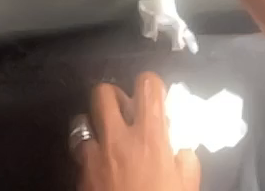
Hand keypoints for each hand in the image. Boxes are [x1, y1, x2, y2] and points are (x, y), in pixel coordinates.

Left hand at [75, 73, 199, 190]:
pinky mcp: (79, 175)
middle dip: (114, 98)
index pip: (147, 85)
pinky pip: (77, 151)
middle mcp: (118, 138)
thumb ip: (185, 161)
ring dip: (95, 125)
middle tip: (125, 114)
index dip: (151, 86)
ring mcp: (95, 155)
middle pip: (103, 92)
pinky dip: (86, 152)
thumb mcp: (186, 188)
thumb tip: (180, 149)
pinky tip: (98, 164)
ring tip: (106, 138)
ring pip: (82, 119)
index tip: (154, 98)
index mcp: (150, 137)